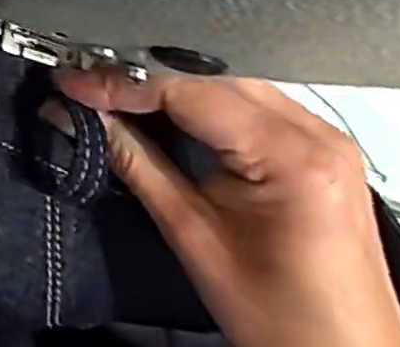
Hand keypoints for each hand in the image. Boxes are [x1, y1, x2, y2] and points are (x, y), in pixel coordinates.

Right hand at [56, 71, 399, 346]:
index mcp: (291, 156)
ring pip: (226, 81)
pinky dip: (202, 101)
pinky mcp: (319, 146)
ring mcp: (323, 136)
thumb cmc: (283, 322)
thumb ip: (136, 162)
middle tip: (89, 86)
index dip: (123, 83)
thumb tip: (87, 116)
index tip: (75, 83)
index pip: (188, 91)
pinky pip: (249, 100)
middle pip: (208, 77)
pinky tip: (167, 110)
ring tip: (118, 95)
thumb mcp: (193, 237)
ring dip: (170, 86)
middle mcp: (316, 133)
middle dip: (142, 79)